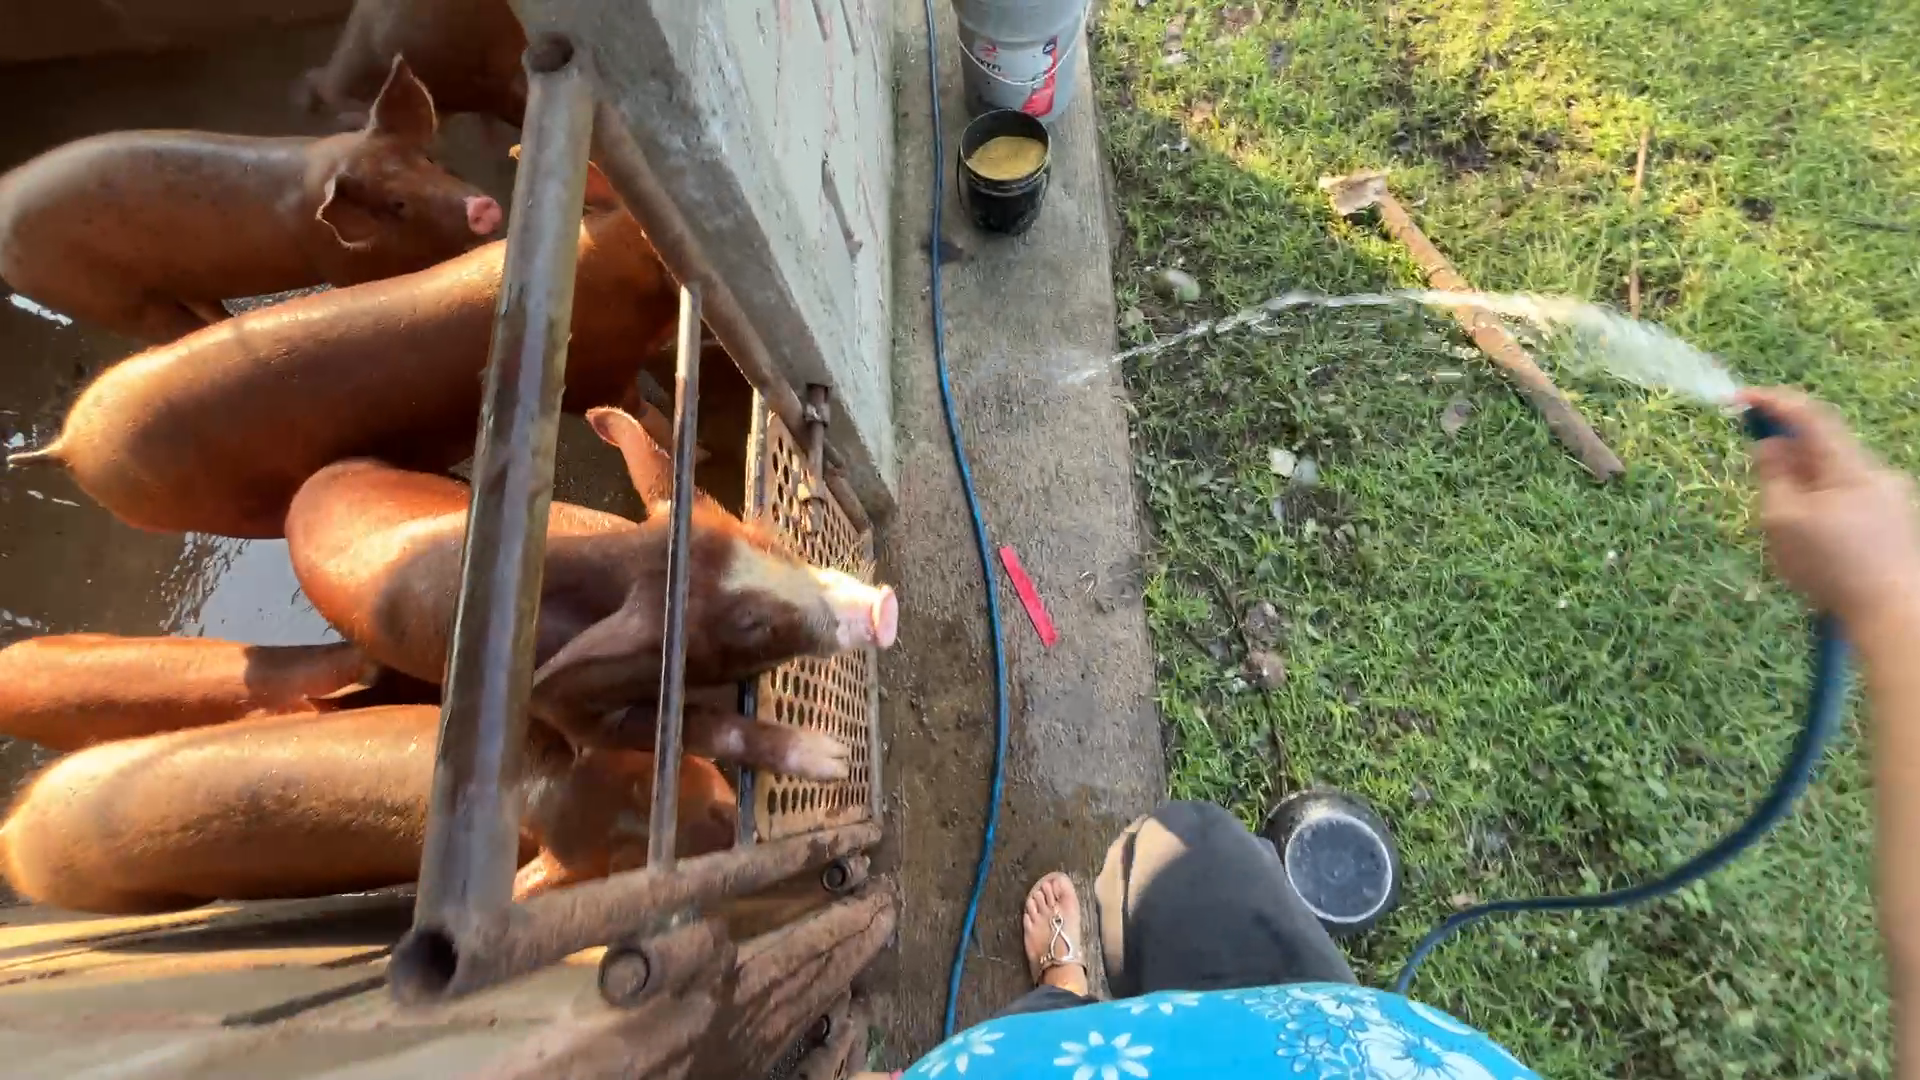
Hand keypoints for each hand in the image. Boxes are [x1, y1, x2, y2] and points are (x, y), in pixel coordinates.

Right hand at [1742, 388, 1919, 624]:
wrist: (1895, 609)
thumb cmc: (1830, 563)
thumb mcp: (1782, 518)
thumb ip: (1773, 475)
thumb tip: (1769, 444)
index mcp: (1851, 469)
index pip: (1811, 418)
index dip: (1773, 402)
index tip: (1735, 398)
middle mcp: (1877, 473)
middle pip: (1820, 448)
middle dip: (1782, 455)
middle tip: (1753, 481)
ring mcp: (1889, 495)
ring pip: (1828, 474)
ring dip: (1796, 485)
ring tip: (1782, 528)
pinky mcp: (1890, 516)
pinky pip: (1841, 495)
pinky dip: (1813, 502)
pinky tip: (1806, 539)